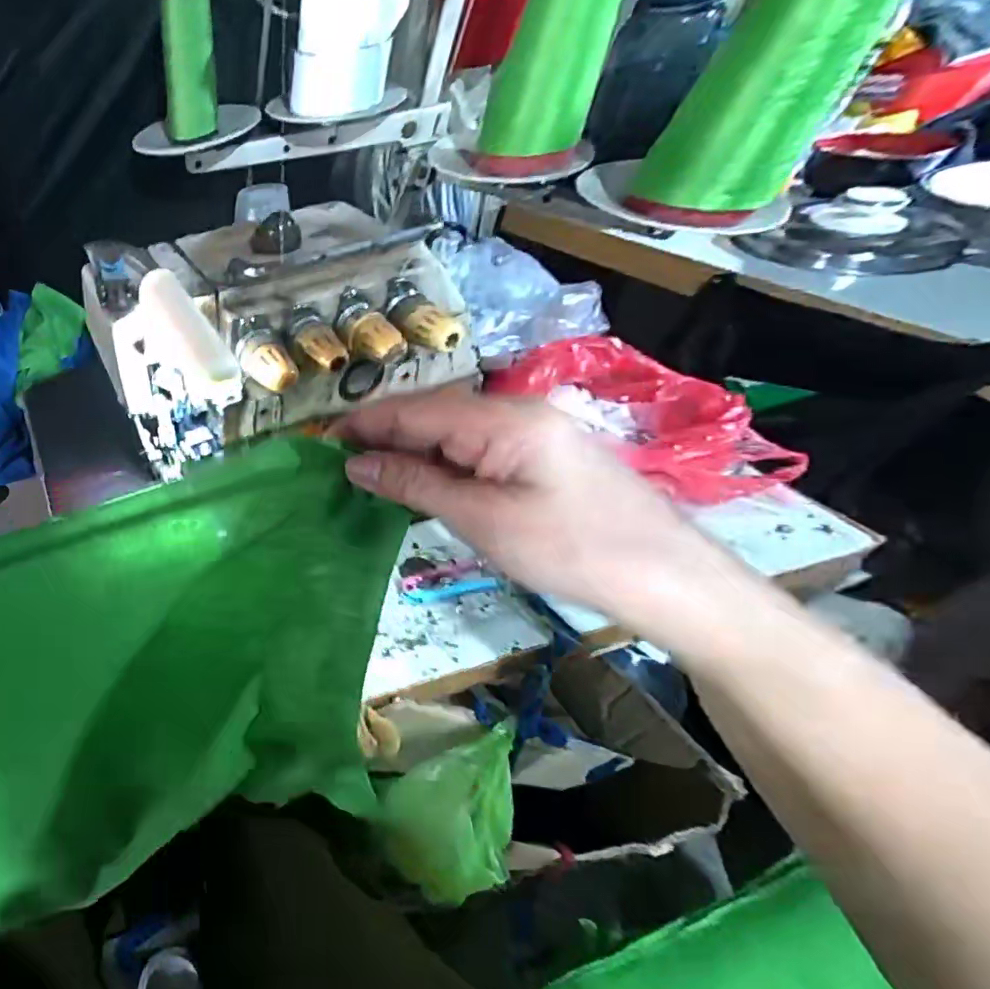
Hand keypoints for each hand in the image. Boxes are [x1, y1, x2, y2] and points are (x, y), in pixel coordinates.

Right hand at [334, 391, 761, 637]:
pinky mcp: (541, 454)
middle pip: (432, 414)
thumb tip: (357, 463)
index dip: (364, 423)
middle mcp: (516, 411)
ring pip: (453, 431)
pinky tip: (420, 481)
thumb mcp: (482, 520)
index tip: (320, 442)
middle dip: (383, 435)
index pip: (414, 410)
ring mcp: (532, 431)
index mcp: (502, 419)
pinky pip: (477, 447)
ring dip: (410, 450)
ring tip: (367, 475)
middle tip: (337, 464)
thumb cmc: (571, 550)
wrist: (668, 578)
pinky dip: (441, 462)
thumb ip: (416, 483)